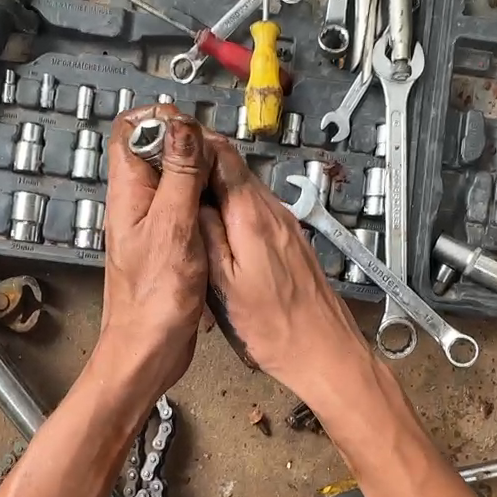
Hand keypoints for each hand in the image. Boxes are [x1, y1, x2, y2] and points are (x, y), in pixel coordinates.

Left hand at [89, 105, 212, 402]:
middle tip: (218, 159)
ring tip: (224, 185)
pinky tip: (222, 215)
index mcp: (128, 192)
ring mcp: (152, 224)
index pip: (130, 131)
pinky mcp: (169, 244)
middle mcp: (136, 203)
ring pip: (175, 180)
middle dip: (189, 146)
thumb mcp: (173, 229)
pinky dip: (205, 204)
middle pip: (157, 151)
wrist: (149, 351)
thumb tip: (182, 126)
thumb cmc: (155, 299)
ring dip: (200, 176)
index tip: (195, 131)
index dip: (161, 120)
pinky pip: (186, 209)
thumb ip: (180, 177)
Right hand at [196, 132, 374, 401]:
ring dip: (218, 188)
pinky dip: (235, 211)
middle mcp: (275, 215)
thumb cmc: (279, 330)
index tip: (172, 144)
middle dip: (202, 165)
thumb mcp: (225, 286)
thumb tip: (192, 203)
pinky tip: (220, 229)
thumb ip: (206, 238)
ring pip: (246, 190)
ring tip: (188, 199)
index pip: (224, 158)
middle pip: (235, 169)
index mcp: (253, 220)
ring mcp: (287, 227)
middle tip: (171, 171)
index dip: (195, 145)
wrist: (324, 351)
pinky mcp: (292, 242)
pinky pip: (258, 212)